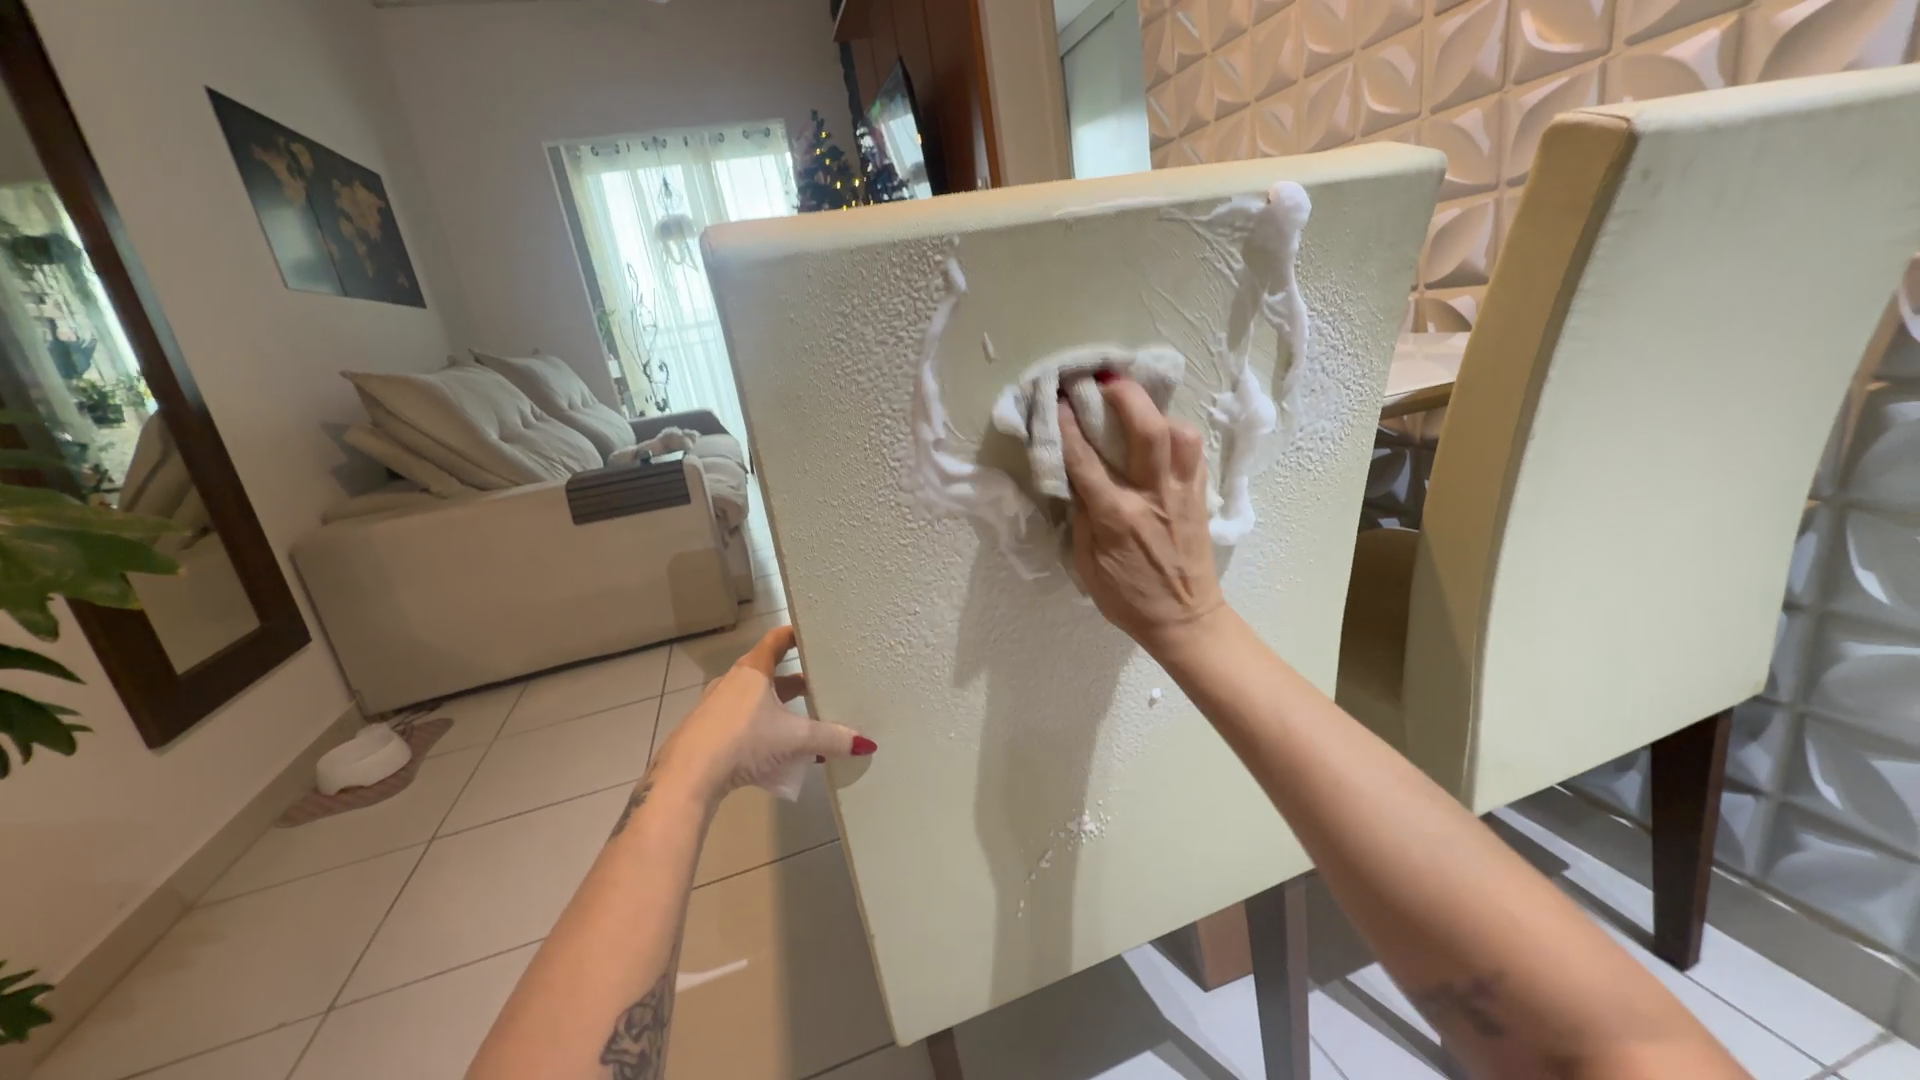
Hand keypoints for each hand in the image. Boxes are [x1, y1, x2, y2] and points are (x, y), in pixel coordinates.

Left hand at [649, 625, 874, 803]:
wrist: (689, 773)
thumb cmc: (743, 739)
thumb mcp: (794, 738)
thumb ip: (830, 739)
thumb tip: (866, 744)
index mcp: (753, 671)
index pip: (776, 641)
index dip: (795, 635)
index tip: (812, 634)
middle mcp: (733, 682)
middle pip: (768, 674)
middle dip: (793, 682)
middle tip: (819, 687)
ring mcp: (716, 707)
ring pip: (754, 702)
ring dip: (777, 710)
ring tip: (802, 724)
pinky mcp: (707, 732)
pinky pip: (742, 725)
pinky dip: (761, 732)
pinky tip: (775, 754)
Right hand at [1059, 376, 1225, 655]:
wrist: (1185, 619)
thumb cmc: (1128, 598)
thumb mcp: (1087, 565)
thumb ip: (1081, 518)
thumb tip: (1073, 479)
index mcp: (1118, 517)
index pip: (1086, 461)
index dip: (1068, 427)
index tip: (1058, 400)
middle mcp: (1153, 497)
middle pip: (1147, 431)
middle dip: (1126, 396)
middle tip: (1105, 379)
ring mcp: (1182, 493)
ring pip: (1181, 435)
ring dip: (1158, 412)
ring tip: (1138, 406)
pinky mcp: (1200, 496)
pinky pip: (1194, 452)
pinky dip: (1178, 434)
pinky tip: (1162, 432)